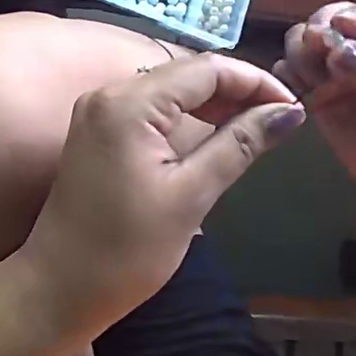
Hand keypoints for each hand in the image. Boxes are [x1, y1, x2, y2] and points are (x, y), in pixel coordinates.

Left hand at [21, 53, 304, 330]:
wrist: (60, 286)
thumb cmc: (126, 249)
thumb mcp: (191, 195)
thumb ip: (239, 144)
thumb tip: (288, 112)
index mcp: (128, 104)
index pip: (205, 69)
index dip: (255, 81)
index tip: (294, 108)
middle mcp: (106, 95)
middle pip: (184, 75)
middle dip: (235, 91)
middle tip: (280, 121)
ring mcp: (95, 114)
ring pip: (167, 92)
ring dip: (212, 105)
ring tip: (255, 129)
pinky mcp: (94, 134)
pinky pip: (148, 111)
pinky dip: (183, 119)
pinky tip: (212, 137)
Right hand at [273, 0, 355, 196]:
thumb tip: (337, 50)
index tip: (341, 25)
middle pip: (340, 18)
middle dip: (322, 29)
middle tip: (313, 44)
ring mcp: (346, 66)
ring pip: (310, 41)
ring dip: (302, 52)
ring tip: (310, 78)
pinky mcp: (321, 89)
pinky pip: (294, 72)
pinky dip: (288, 75)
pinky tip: (297, 90)